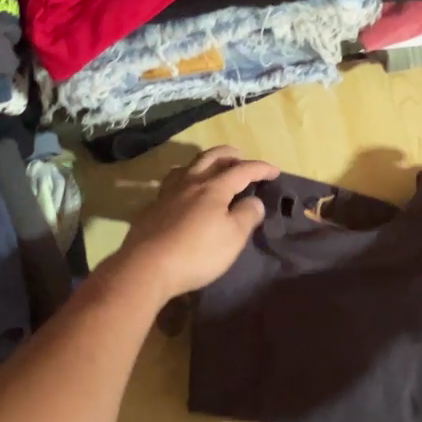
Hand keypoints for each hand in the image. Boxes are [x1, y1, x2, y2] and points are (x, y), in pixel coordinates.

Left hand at [112, 146, 279, 301]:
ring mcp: (167, 193)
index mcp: (213, 187)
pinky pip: (172, 183)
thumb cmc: (197, 253)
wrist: (147, 267)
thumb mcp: (233, 238)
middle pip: (211, 158)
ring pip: (187, 166)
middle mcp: (190, 182)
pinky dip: (185, 180)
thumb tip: (254, 201)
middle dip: (229, 154)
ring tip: (210, 169)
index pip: (242, 170)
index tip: (275, 171)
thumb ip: (247, 215)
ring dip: (204, 162)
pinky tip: (184, 193)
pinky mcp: (152, 207)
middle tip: (240, 156)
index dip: (260, 168)